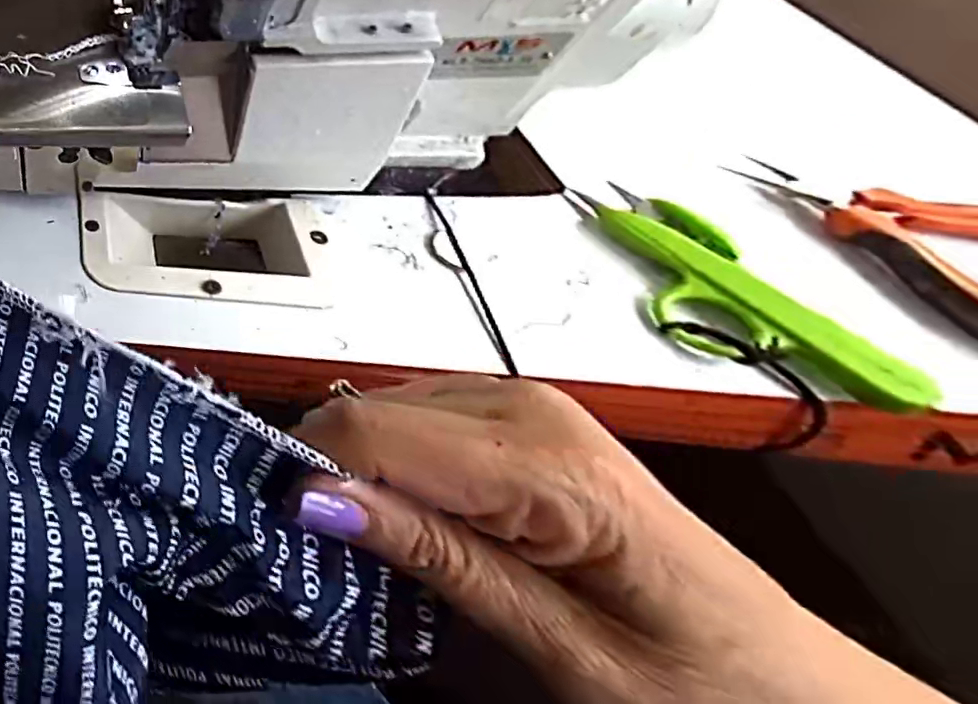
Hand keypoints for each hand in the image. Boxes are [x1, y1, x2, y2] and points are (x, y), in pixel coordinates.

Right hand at [288, 376, 946, 703]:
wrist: (798, 687)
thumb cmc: (708, 688)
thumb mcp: (566, 651)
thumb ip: (435, 557)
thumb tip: (314, 497)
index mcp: (545, 458)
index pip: (375, 430)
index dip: (313, 469)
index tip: (280, 521)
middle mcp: (522, 405)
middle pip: (368, 408)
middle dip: (326, 466)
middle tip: (313, 539)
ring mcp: (517, 402)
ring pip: (378, 405)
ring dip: (352, 463)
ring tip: (357, 532)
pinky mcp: (509, 415)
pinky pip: (409, 416)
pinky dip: (384, 458)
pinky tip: (399, 508)